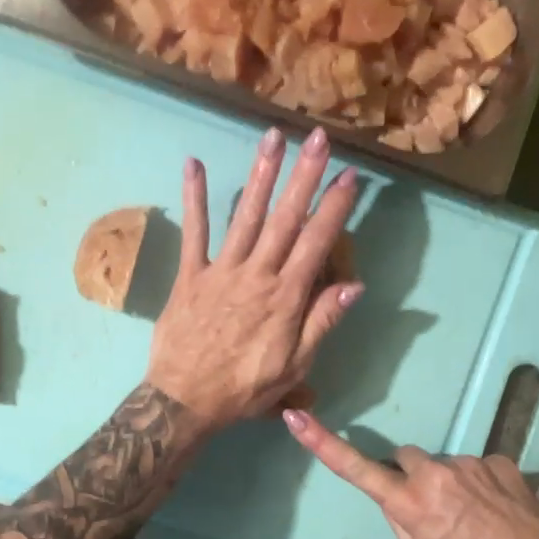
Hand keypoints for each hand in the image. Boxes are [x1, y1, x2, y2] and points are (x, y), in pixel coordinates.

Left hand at [146, 127, 360, 428]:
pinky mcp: (190, 274)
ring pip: (245, 215)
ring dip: (261, 175)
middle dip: (304, 176)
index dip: (335, 207)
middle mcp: (256, 274)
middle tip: (319, 138)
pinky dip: (194, 198)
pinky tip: (194, 164)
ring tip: (273, 137)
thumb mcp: (294, 366)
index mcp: (285, 296)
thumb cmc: (245, 388)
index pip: (316, 242)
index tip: (350, 175)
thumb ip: (321, 322)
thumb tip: (354, 285)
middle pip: (285, 218)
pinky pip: (194, 231)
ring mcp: (220, 270)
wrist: (184, 400)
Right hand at [282, 412, 538, 538]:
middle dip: (412, 477)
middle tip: (434, 513)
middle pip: (407, 459)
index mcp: (410, 503)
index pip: (356, 469)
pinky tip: (498, 512)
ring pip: (445, 466)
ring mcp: (471, 463)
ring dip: (451, 485)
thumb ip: (402, 523)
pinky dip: (482, 486)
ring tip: (476, 521)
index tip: (295, 416)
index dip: (322, 443)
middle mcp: (436, 473)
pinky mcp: (501, 462)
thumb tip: (399, 501)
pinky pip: (478, 468)